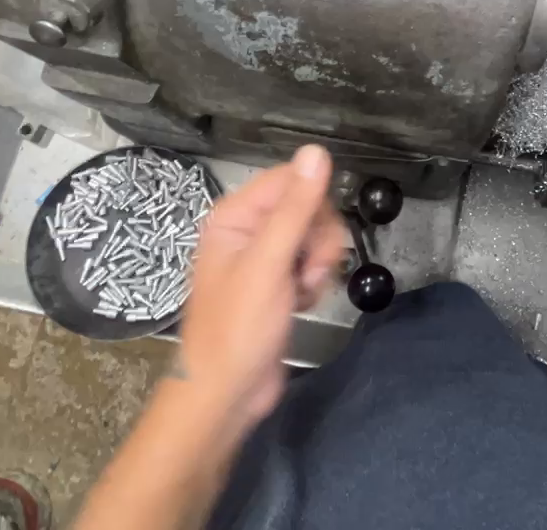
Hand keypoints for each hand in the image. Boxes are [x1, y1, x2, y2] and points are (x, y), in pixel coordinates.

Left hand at [174, 145, 347, 434]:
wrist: (226, 396)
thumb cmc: (238, 328)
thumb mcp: (269, 263)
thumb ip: (295, 207)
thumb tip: (316, 151)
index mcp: (235, 215)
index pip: (289, 179)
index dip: (313, 203)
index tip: (319, 237)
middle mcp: (248, 228)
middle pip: (307, 206)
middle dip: (319, 240)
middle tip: (312, 273)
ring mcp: (263, 256)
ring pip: (314, 235)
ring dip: (320, 263)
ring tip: (305, 292)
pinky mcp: (278, 281)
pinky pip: (311, 261)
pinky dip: (315, 281)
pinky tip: (303, 302)